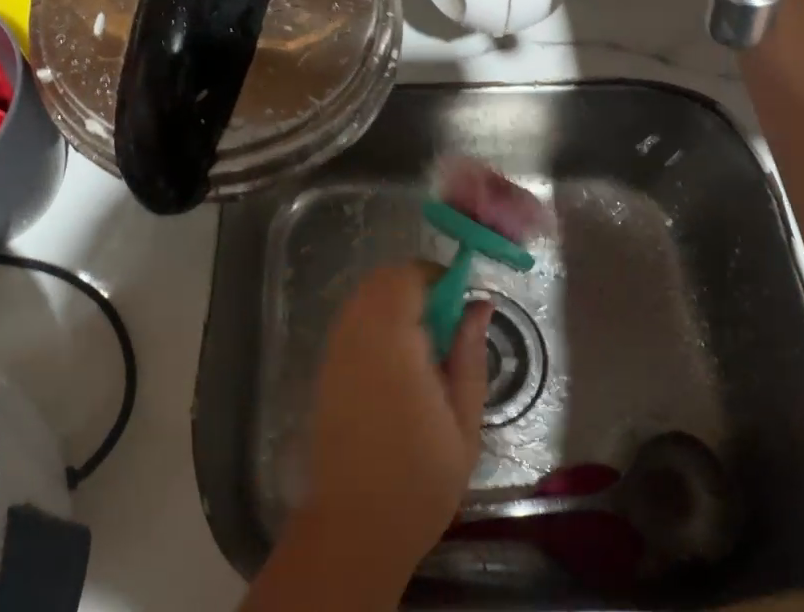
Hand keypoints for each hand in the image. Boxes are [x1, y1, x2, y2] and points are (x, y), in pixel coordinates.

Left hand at [301, 264, 491, 576]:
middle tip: (448, 329)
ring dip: (396, 307)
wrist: (355, 527)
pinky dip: (377, 327)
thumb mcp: (464, 421)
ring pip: (363, 300)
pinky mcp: (324, 372)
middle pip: (381, 282)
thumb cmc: (421, 481)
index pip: (406, 277)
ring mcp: (333, 353)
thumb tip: (479, 305)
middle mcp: (354, 337)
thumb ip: (469, 355)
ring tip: (427, 352)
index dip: (437, 279)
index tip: (462, 305)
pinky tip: (400, 368)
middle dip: (417, 290)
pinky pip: (351, 325)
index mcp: (391, 343)